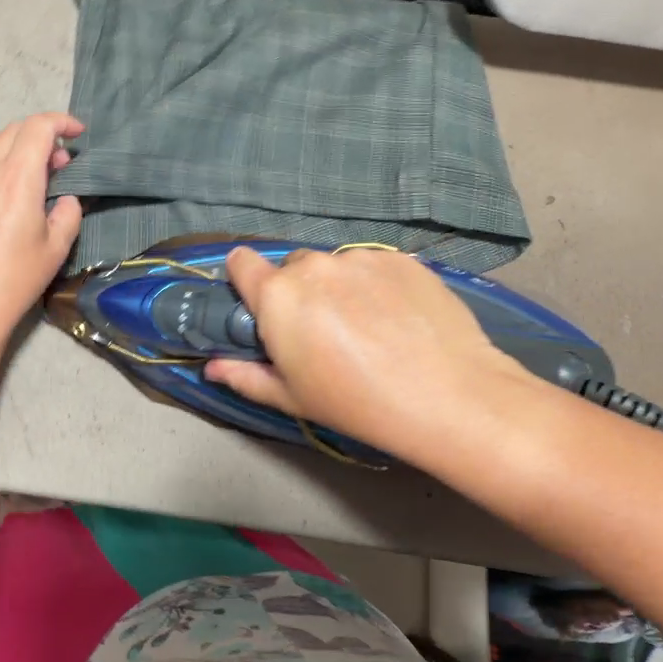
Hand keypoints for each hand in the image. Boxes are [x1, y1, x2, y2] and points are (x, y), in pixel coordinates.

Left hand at [0, 113, 84, 346]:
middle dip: (41, 137)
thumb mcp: (56, 249)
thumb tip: (64, 197)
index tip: (77, 134)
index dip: (61, 122)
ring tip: (26, 178)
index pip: (37, 128)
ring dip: (13, 150)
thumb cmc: (15, 282)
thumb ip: (67, 213)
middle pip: (13, 131)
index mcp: (16, 180)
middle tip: (58, 165)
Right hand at [204, 246, 532, 453]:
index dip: (246, 281)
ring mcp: (360, 258)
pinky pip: (375, 267)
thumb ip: (246, 376)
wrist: (450, 397)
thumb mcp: (293, 398)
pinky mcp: (402, 259)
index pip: (241, 262)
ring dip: (340, 288)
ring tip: (370, 328)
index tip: (260, 306)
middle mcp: (314, 266)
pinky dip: (378, 286)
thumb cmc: (358, 403)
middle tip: (323, 332)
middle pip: (293, 268)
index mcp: (278, 295)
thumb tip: (212, 367)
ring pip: (336, 267)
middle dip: (299, 292)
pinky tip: (400, 320)